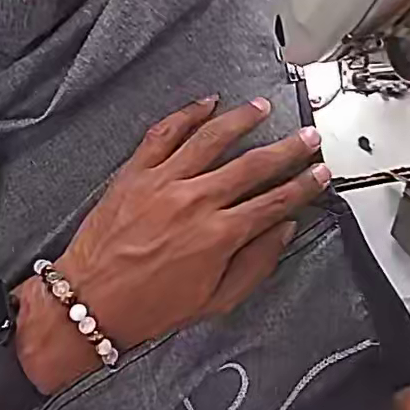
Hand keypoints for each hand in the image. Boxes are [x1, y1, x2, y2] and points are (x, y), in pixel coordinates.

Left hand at [16, 95, 327, 390]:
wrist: (91, 301)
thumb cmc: (149, 306)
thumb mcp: (215, 300)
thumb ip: (255, 263)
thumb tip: (283, 231)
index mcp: (218, 235)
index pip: (275, 201)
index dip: (304, 185)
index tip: (319, 173)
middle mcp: (195, 201)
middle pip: (253, 164)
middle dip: (288, 148)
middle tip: (306, 137)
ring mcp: (163, 182)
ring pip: (212, 138)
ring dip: (242, 119)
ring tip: (261, 108)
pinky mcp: (136, 173)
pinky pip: (164, 133)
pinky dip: (187, 114)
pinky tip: (205, 104)